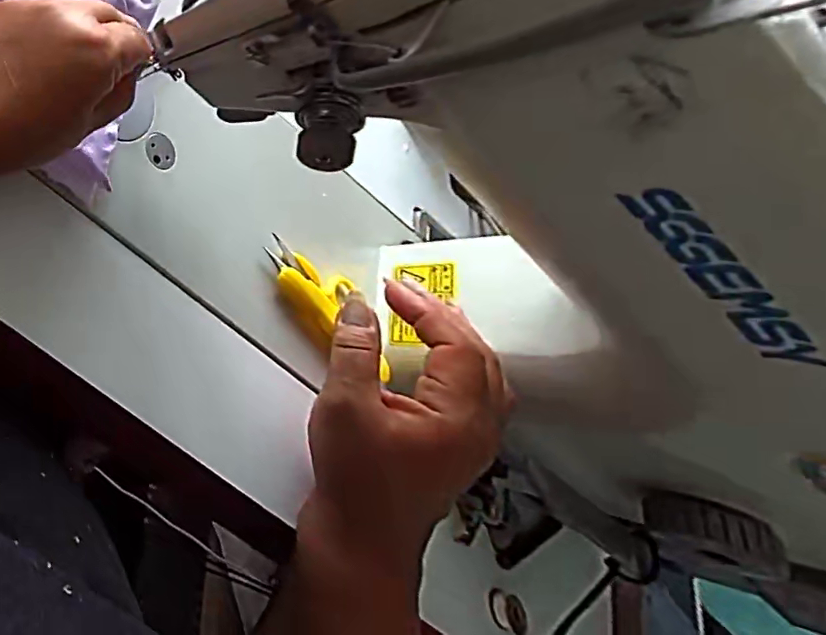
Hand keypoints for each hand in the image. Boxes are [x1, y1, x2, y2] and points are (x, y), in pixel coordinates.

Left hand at [0, 0, 151, 178]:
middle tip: (93, 68)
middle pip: (109, 15)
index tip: (124, 71)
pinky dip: (40, 28)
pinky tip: (25, 57)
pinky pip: (37, 11)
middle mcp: (68, 17)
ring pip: (72, 9)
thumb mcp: (84, 127)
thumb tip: (124, 78)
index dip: (135, 60)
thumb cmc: (16, 134)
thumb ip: (117, 95)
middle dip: (110, 39)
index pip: (138, 39)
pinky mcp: (3, 6)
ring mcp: (33, 7)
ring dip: (75, 30)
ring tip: (55, 64)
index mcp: (98, 48)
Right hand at [301, 279, 512, 568]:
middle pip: (480, 358)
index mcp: (459, 418)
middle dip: (444, 317)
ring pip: (480, 377)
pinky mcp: (449, 447)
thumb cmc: (359, 486)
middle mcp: (475, 430)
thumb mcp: (345, 404)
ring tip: (424, 314)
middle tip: (408, 292)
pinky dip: (449, 362)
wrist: (359, 537)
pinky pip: (467, 393)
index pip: (458, 344)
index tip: (392, 289)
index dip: (424, 309)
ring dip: (453, 338)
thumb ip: (353, 350)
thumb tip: (359, 310)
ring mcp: (467, 441)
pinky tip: (424, 357)